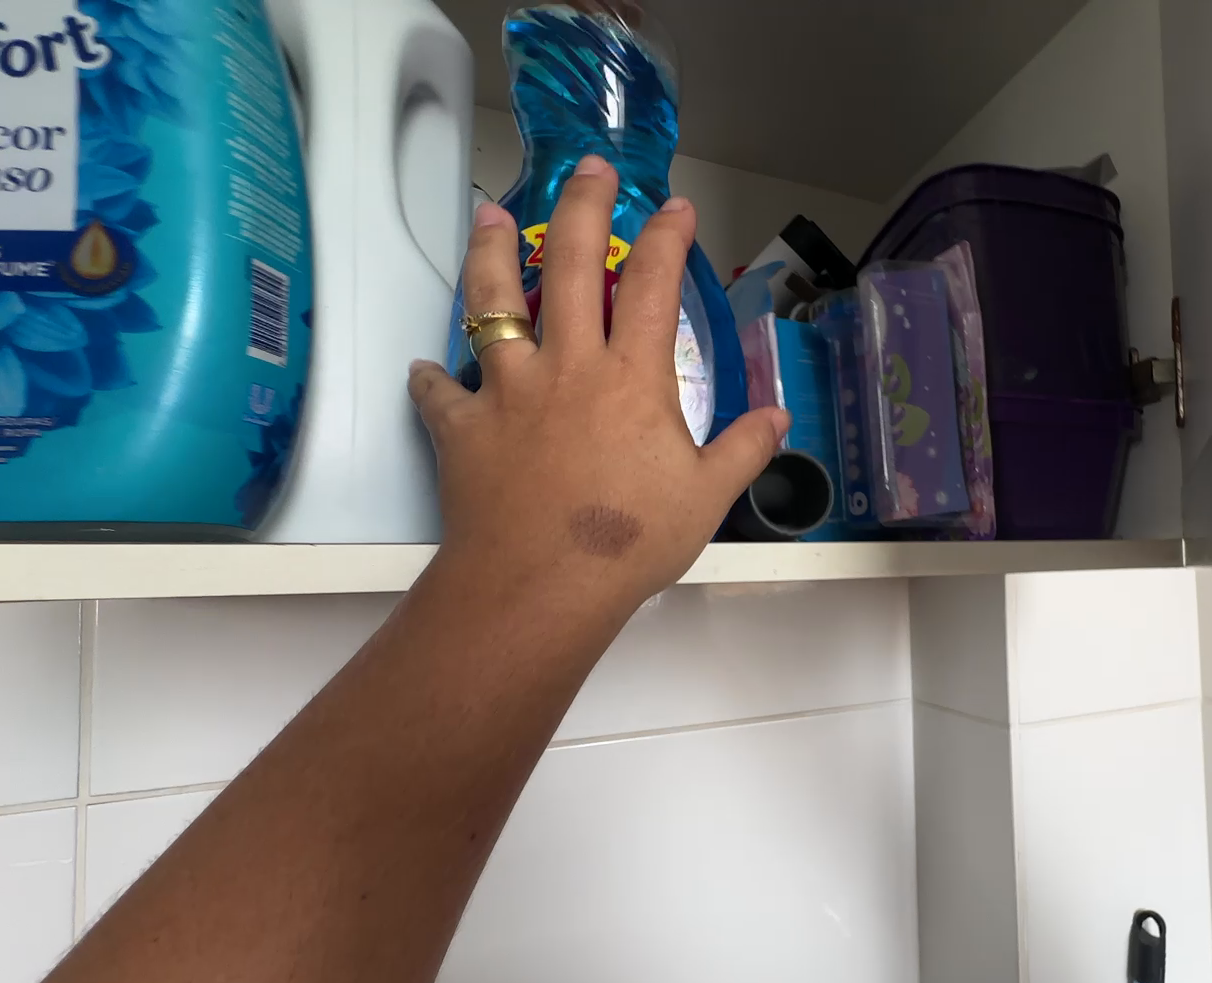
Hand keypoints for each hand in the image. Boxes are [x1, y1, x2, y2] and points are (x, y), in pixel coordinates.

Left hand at [407, 157, 787, 618]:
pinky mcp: (462, 427)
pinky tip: (432, 371)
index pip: (653, 287)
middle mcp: (568, 367)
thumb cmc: (633, 538)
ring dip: (493, 254)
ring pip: (493, 304)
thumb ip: (745, 448)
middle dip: (585, 208)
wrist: (544, 584)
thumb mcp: (708, 496)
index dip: (668, 239)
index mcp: (632, 379)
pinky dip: (436, 379)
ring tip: (492, 216)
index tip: (676, 206)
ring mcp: (507, 391)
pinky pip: (440, 392)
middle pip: (574, 267)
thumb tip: (779, 418)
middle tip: (591, 168)